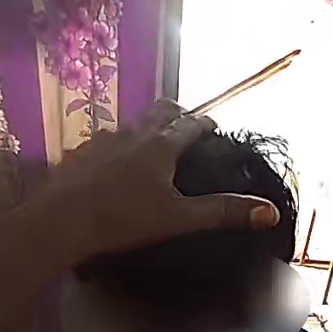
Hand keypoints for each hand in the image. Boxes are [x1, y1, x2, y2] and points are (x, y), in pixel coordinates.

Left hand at [8, 103, 278, 269]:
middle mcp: (133, 133)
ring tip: (153, 144)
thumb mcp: (179, 218)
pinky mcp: (80, 152)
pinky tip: (114, 162)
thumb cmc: (124, 219)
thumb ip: (222, 212)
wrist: (63, 220)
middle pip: (161, 111)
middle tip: (188, 126)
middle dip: (178, 114)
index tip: (215, 128)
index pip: (192, 123)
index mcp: (161, 145)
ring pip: (132, 123)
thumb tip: (270, 211)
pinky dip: (119, 143)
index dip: (206, 123)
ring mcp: (103, 140)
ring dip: (147, 127)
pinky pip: (105, 139)